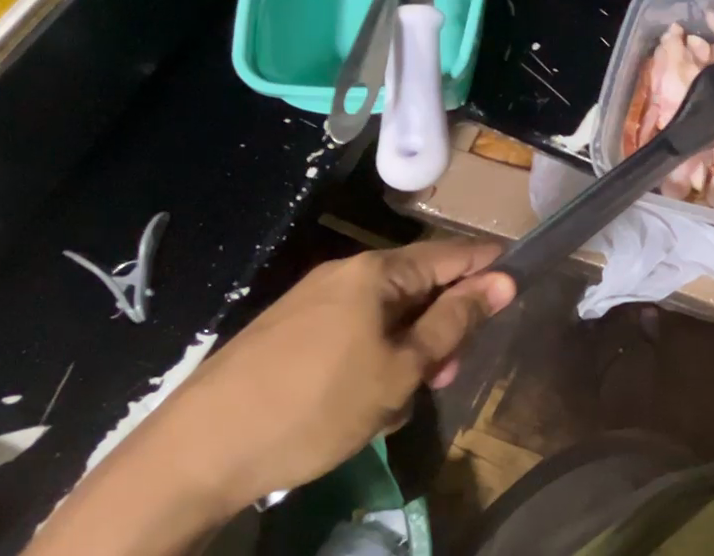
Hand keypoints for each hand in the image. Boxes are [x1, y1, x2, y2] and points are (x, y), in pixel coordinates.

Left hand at [133, 240, 514, 510]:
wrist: (192, 457)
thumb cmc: (313, 407)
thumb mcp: (400, 370)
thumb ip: (454, 322)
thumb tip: (502, 280)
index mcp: (375, 273)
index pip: (453, 255)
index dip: (491, 268)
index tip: (521, 286)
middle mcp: (344, 276)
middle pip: (419, 288)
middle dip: (442, 329)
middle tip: (445, 377)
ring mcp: (310, 305)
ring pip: (385, 319)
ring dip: (405, 355)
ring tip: (394, 405)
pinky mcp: (286, 337)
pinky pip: (352, 336)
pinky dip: (371, 364)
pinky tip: (360, 408)